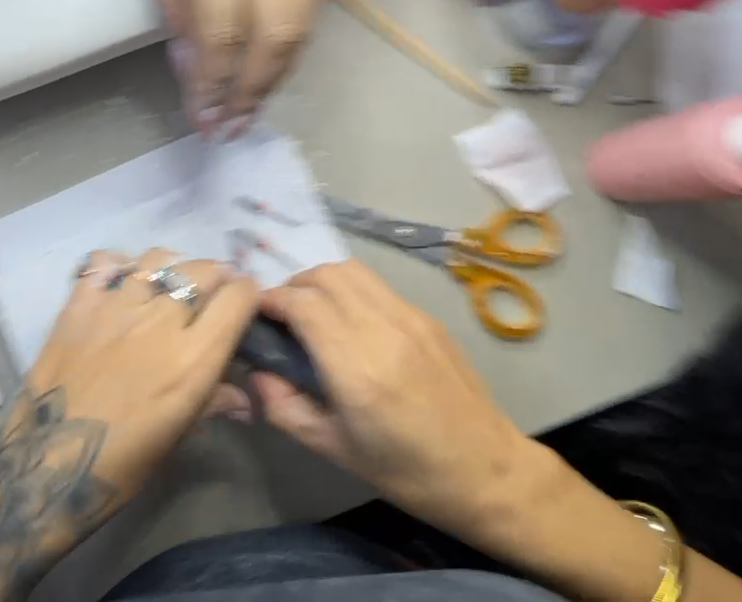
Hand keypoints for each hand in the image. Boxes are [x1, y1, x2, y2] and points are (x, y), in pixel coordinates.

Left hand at [0, 249, 258, 601]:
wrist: (46, 463)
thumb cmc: (123, 461)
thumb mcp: (178, 435)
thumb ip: (214, 401)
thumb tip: (246, 397)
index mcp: (194, 357)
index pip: (239, 297)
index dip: (247, 295)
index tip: (243, 304)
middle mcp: (162, 319)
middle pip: (205, 269)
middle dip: (217, 276)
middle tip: (210, 293)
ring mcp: (117, 305)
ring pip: (158, 257)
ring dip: (171, 266)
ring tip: (167, 282)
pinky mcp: (80, 302)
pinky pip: (104, 261)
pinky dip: (118, 264)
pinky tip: (119, 280)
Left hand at [145, 0, 315, 133]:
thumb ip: (177, 9)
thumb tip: (195, 72)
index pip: (222, 32)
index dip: (215, 84)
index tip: (204, 119)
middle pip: (273, 37)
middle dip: (253, 91)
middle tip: (233, 127)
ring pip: (299, 28)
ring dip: (276, 77)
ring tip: (252, 108)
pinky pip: (308, 11)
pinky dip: (291, 49)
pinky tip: (271, 71)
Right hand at [251, 261, 538, 544]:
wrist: (488, 471)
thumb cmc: (407, 471)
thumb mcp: (335, 450)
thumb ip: (285, 408)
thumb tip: (255, 373)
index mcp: (356, 367)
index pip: (301, 304)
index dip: (270, 301)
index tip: (253, 315)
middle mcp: (382, 329)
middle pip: (324, 275)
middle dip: (293, 286)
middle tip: (280, 315)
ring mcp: (409, 317)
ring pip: (351, 270)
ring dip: (321, 281)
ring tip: (311, 312)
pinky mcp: (426, 317)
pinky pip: (376, 286)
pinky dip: (350, 290)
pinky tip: (348, 321)